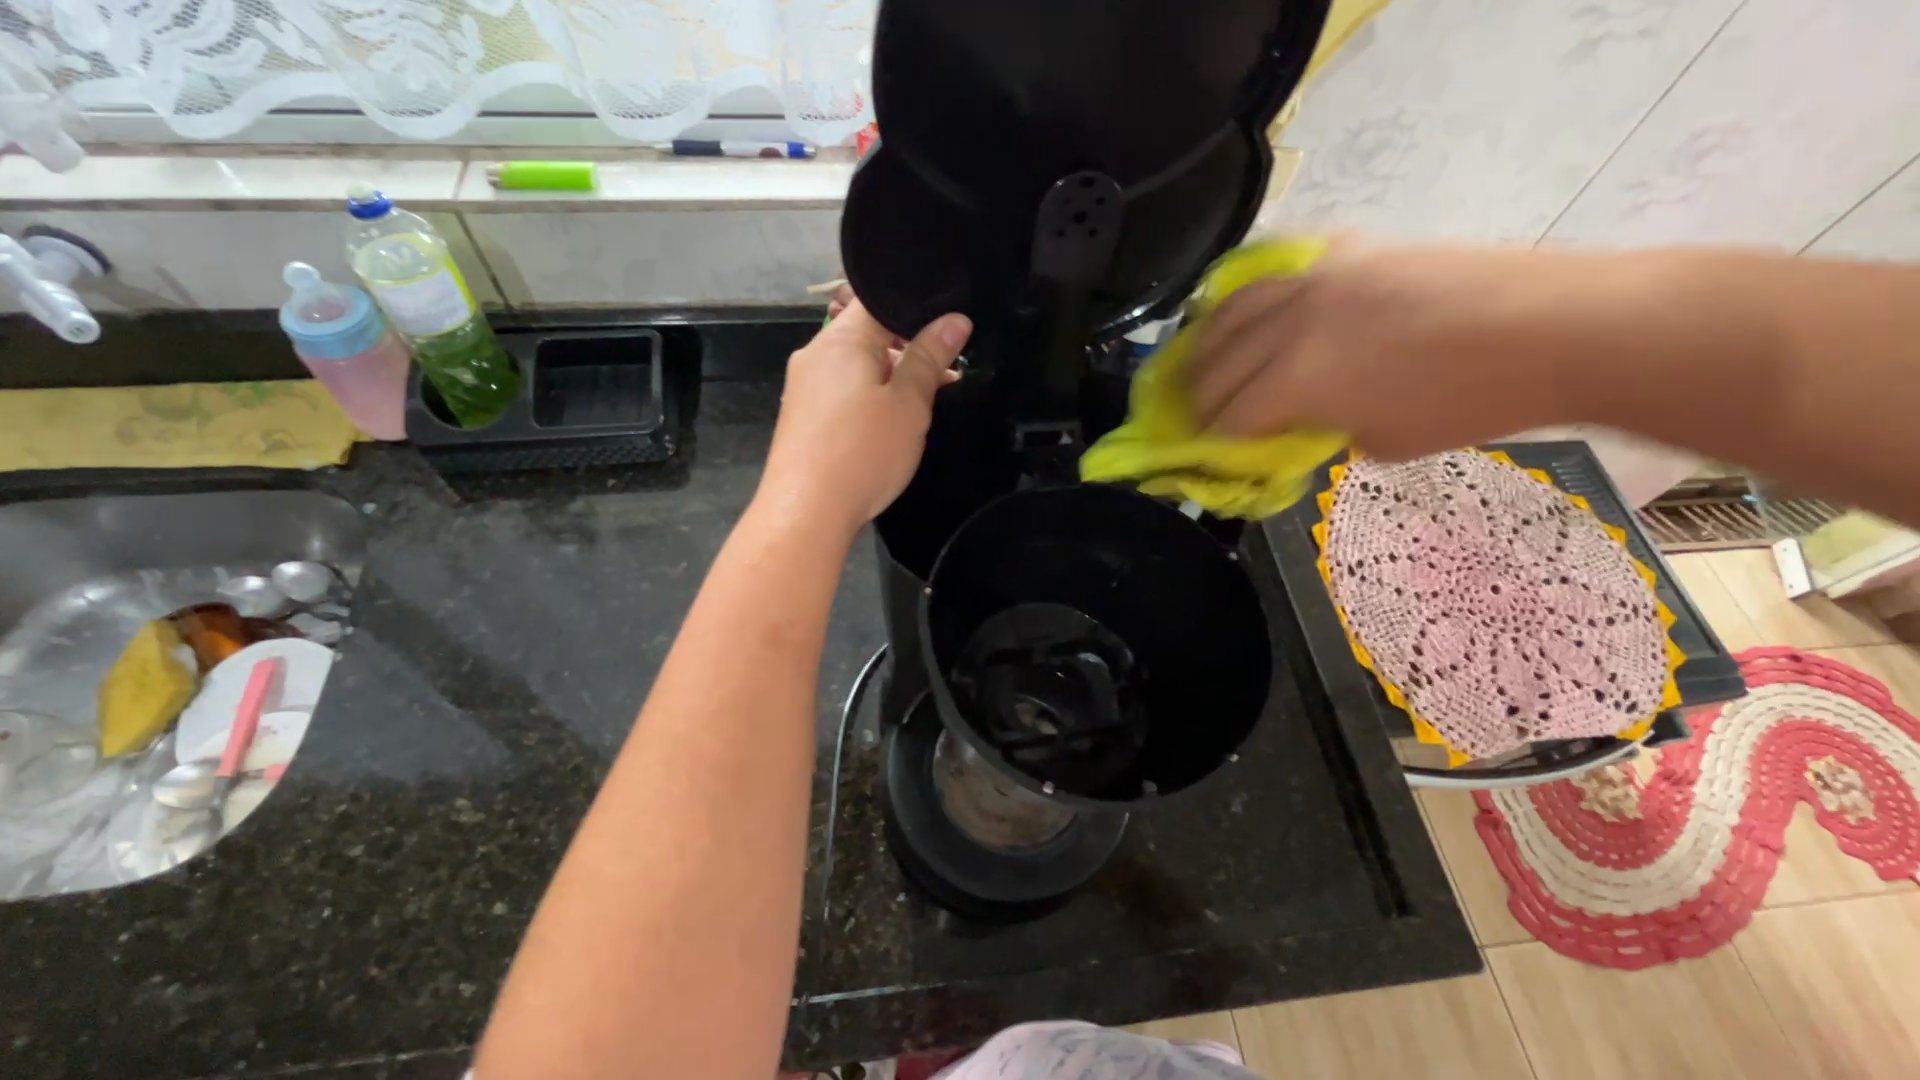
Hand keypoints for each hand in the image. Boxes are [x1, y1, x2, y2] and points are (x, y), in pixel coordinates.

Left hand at [757, 298, 971, 532]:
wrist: (806, 512)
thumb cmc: (863, 451)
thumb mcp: (909, 403)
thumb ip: (930, 358)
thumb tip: (955, 319)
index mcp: (841, 339)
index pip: (879, 302)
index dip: (917, 309)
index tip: (950, 330)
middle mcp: (816, 354)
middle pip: (868, 336)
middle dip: (908, 351)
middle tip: (948, 375)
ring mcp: (804, 388)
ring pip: (857, 368)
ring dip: (892, 379)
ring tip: (926, 404)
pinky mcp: (803, 419)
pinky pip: (843, 394)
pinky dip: (870, 400)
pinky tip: (891, 426)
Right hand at [1187, 243, 1628, 458]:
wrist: (1552, 327)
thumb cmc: (1471, 403)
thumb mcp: (1381, 441)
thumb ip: (1321, 430)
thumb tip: (1295, 422)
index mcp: (1299, 378)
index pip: (1228, 414)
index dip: (1211, 439)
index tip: (1205, 453)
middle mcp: (1290, 321)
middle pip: (1217, 361)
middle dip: (1198, 396)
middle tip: (1194, 415)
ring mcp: (1315, 275)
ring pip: (1231, 306)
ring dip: (1206, 340)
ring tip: (1198, 358)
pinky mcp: (1345, 248)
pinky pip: (1272, 269)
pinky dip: (1246, 296)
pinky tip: (1245, 309)